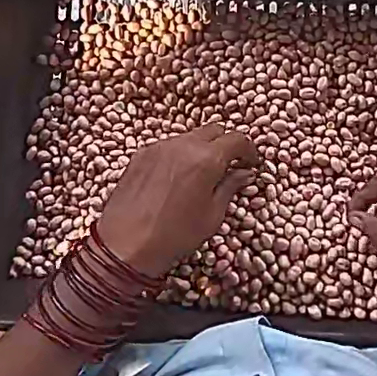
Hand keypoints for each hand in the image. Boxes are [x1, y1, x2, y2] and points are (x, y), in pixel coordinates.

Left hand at [98, 125, 260, 276]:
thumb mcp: (212, 215)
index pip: (237, 139)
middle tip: (231, 165)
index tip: (251, 163)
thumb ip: (229, 187)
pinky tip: (178, 178)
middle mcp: (182, 145)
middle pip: (213, 131)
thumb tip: (243, 173)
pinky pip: (168, 146)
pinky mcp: (141, 154)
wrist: (125, 244)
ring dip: (201, 149)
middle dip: (226, 144)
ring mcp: (159, 147)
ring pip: (189, 137)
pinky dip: (179, 155)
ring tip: (203, 174)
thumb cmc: (173, 235)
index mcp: (206, 159)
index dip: (249, 150)